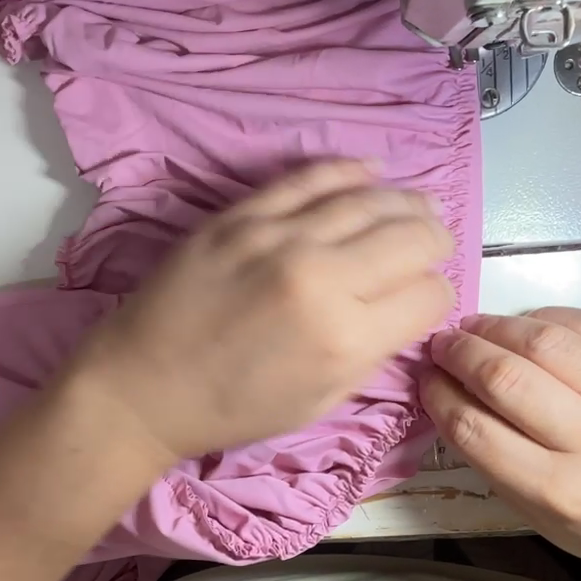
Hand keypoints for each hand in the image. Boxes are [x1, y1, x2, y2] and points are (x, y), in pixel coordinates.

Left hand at [70, 160, 455, 462]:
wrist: (144, 386)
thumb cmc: (233, 409)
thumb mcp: (319, 402)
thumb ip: (373, 353)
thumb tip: (406, 309)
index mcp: (345, 340)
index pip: (429, 296)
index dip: (436, 298)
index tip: (422, 301)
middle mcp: (322, 278)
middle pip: (411, 238)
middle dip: (434, 241)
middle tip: (433, 245)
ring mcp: (278, 237)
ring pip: (369, 199)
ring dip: (405, 202)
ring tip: (419, 207)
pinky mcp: (242, 214)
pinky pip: (311, 178)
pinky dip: (350, 171)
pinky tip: (374, 172)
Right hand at [420, 308, 580, 580]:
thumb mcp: (539, 515)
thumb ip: (491, 457)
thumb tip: (448, 392)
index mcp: (562, 494)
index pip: (477, 429)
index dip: (440, 396)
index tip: (426, 380)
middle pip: (506, 378)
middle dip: (460, 353)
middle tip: (442, 346)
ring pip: (546, 340)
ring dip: (496, 327)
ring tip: (475, 330)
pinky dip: (544, 317)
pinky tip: (524, 326)